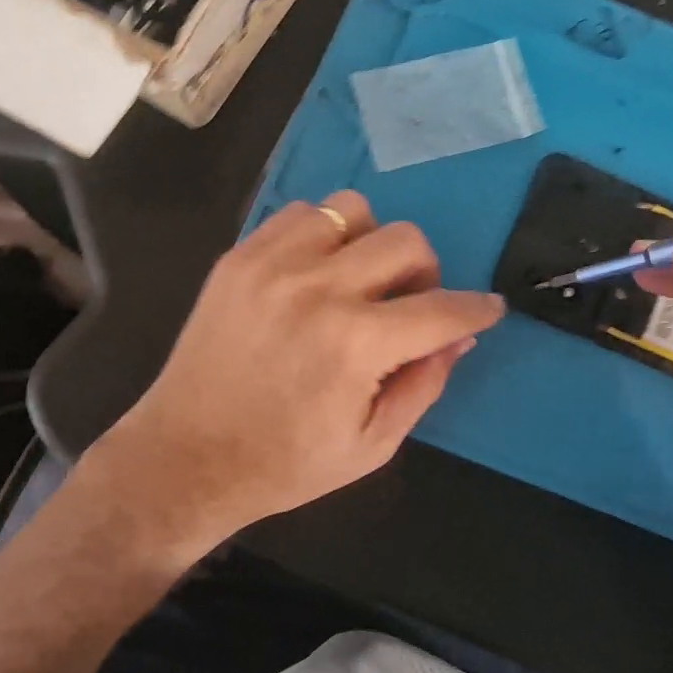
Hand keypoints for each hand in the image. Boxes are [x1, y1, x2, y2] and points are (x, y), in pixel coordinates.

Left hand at [94, 192, 504, 548]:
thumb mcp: (372, 445)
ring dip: (371, 243)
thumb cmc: (286, 463)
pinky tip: (314, 271)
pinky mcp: (240, 256)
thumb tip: (458, 336)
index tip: (488, 309)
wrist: (184, 457)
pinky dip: (322, 234)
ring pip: (354, 210)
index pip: (442, 309)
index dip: (477, 308)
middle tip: (409, 305)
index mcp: (356, 344)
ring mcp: (274, 265)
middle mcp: (320, 289)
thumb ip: (424, 384)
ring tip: (357, 280)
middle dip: (426, 273)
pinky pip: (302, 212)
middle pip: (406, 241)